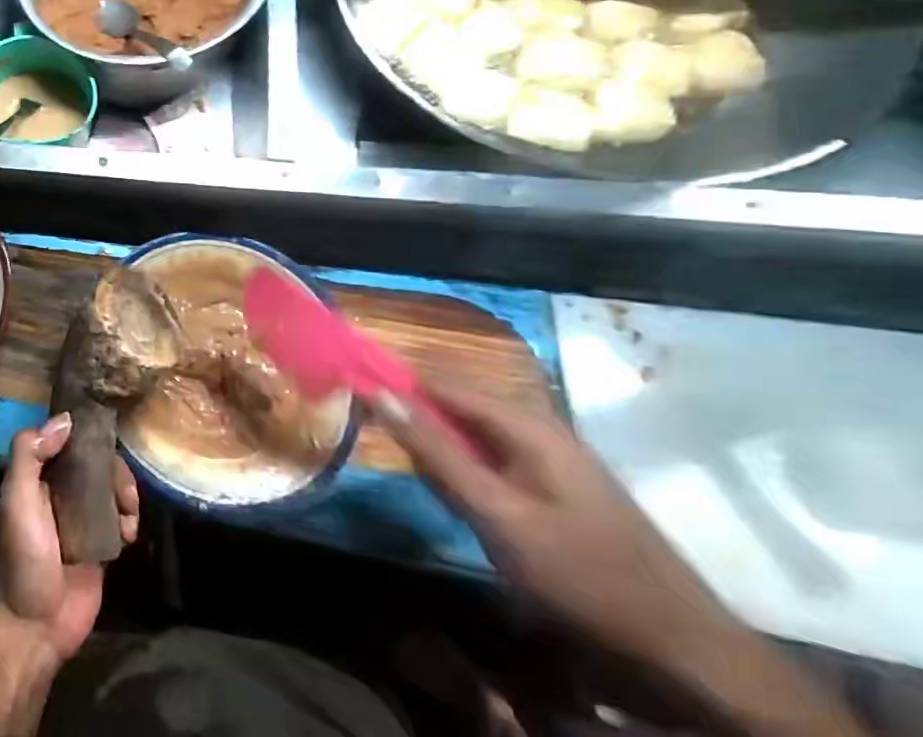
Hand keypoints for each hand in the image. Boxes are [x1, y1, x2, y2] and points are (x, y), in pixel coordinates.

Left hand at [0, 412, 139, 662]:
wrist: (35, 627)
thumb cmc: (22, 559)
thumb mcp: (16, 501)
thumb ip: (29, 456)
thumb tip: (64, 419)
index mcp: (35, 477)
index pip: (63, 440)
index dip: (84, 431)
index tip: (108, 427)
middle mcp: (57, 491)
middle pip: (93, 462)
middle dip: (112, 469)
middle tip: (123, 490)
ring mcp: (80, 517)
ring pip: (109, 487)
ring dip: (125, 493)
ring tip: (129, 514)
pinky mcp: (100, 544)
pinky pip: (120, 518)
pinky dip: (130, 518)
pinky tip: (130, 533)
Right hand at [375, 384, 864, 736]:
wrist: (678, 646)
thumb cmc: (578, 572)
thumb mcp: (495, 512)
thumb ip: (435, 451)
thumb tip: (378, 392)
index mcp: (528, 425)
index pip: (442, 382)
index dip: (394, 379)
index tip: (347, 382)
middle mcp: (540, 430)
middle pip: (456, 403)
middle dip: (410, 409)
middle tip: (364, 422)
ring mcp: (550, 459)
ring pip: (470, 432)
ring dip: (431, 438)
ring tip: (394, 451)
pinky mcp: (552, 487)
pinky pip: (488, 458)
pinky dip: (457, 463)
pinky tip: (443, 485)